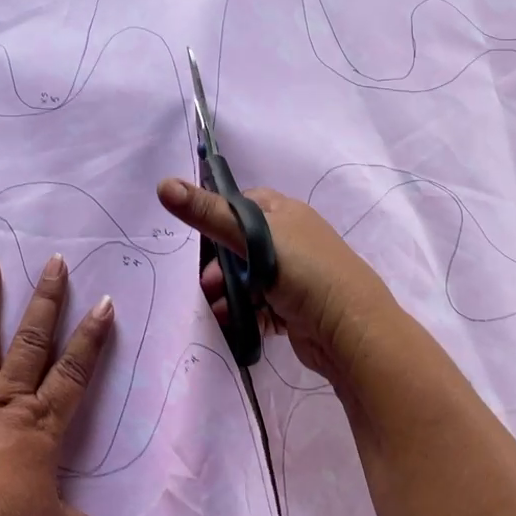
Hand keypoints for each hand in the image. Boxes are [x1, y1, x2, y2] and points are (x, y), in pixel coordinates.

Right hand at [156, 178, 402, 381]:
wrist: (353, 331)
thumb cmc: (305, 273)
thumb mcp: (252, 238)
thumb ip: (207, 214)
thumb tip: (163, 184)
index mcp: (286, 213)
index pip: (242, 205)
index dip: (218, 218)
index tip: (200, 237)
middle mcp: (292, 240)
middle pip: (240, 246)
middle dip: (220, 265)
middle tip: (208, 283)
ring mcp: (296, 277)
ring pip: (248, 279)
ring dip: (229, 293)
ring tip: (220, 308)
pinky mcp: (295, 309)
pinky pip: (260, 306)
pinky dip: (245, 313)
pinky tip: (233, 323)